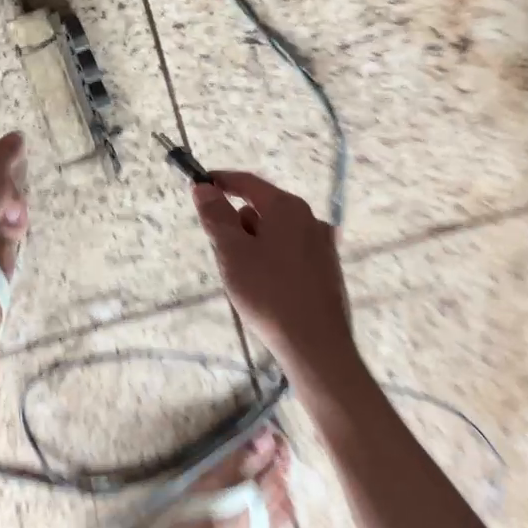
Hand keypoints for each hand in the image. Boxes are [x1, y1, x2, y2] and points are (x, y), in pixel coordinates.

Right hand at [193, 171, 359, 387]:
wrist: (316, 347)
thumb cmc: (268, 293)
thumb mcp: (232, 252)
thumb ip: (216, 215)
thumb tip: (204, 187)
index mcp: (286, 208)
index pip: (247, 182)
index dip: (221, 181)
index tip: (199, 185)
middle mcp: (309, 218)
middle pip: (262, 207)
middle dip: (238, 223)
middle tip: (222, 251)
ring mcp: (323, 245)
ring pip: (276, 232)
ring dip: (256, 243)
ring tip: (245, 276)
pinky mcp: (328, 270)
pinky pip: (291, 252)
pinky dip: (274, 258)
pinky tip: (268, 286)